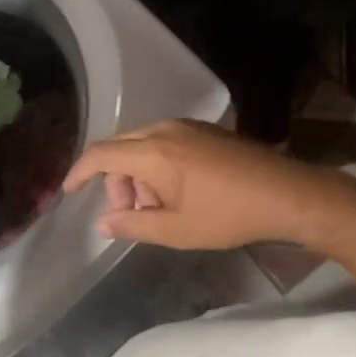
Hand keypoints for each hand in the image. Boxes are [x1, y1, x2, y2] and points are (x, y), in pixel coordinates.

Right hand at [61, 119, 337, 250]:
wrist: (287, 193)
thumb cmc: (228, 215)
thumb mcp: (176, 230)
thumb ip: (133, 225)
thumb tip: (103, 222)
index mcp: (152, 152)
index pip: (100, 154)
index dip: (79, 172)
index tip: (69, 191)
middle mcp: (164, 129)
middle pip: (120, 148)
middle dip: (115, 181)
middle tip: (130, 214)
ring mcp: (186, 126)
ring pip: (142, 144)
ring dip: (138, 175)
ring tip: (157, 209)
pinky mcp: (204, 130)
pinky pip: (164, 141)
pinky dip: (157, 165)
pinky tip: (176, 193)